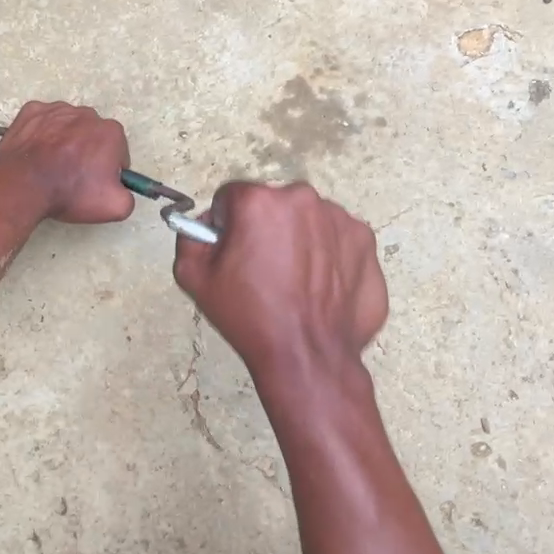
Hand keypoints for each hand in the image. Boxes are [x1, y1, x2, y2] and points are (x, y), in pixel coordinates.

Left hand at [0, 102, 134, 223]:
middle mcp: (86, 114)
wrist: (23, 185)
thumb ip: (128, 196)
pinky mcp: (31, 111)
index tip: (97, 181)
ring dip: (64, 140)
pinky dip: (41, 132)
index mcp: (110, 131)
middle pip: (92, 134)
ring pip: (67, 125)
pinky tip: (36, 151)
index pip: (118, 149)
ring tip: (52, 164)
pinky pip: (42, 121)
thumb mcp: (114, 207)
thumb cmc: (70, 193)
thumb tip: (122, 189)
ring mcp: (56, 109)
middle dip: (88, 151)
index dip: (109, 168)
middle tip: (73, 175)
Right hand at [173, 182, 387, 379]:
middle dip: (264, 228)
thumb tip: (204, 226)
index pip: (231, 197)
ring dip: (297, 239)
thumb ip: (190, 238)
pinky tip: (317, 285)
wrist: (307, 356)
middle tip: (262, 268)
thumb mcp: (193, 277)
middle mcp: (301, 199)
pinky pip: (336, 237)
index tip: (234, 251)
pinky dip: (327, 254)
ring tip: (293, 280)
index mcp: (258, 201)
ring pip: (306, 219)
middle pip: (272, 204)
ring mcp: (338, 218)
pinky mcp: (364, 240)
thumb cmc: (250, 316)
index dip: (227, 224)